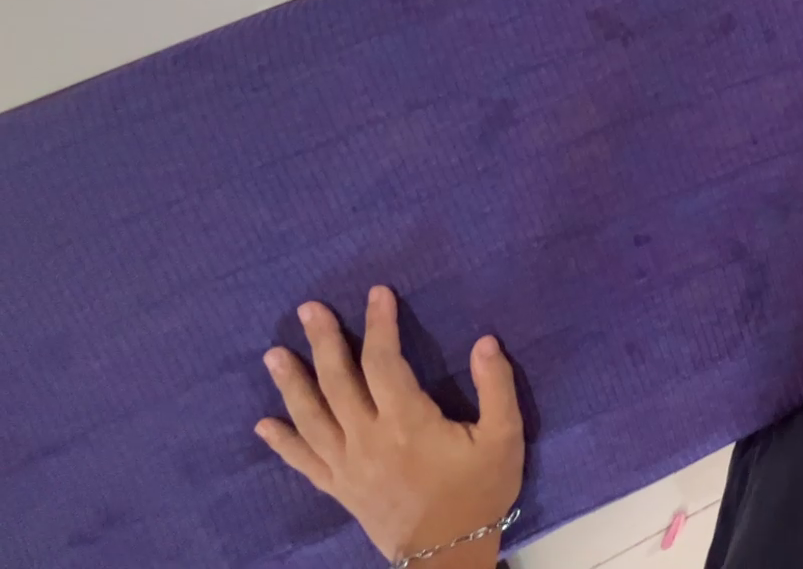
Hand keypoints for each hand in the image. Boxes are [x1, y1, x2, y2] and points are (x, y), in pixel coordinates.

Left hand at [255, 285, 524, 563]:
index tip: (378, 294)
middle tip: (308, 310)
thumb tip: (485, 341)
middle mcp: (367, 438)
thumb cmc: (481, 488)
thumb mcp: (504, 434)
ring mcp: (346, 465)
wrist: (446, 553)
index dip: (379, 326)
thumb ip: (496, 385)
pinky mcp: (339, 488)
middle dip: (325, 342)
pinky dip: (282, 441)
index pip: (384, 362)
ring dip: (292, 384)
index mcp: (406, 421)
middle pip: (338, 383)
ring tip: (276, 354)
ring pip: (311, 417)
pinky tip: (265, 424)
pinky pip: (302, 461)